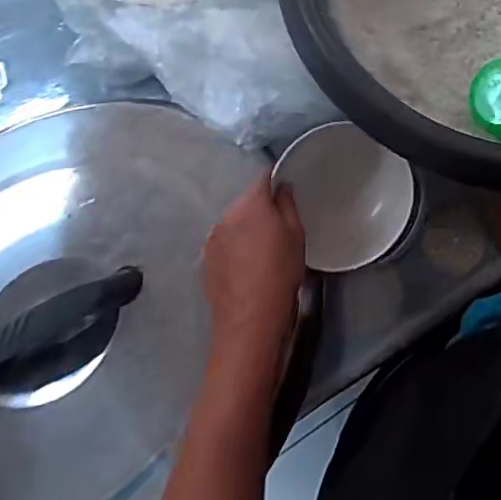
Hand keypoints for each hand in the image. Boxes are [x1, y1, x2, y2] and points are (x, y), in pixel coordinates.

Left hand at [202, 178, 305, 347]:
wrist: (249, 320)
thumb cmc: (280, 274)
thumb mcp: (296, 235)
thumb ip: (288, 205)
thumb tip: (282, 188)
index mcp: (250, 205)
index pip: (262, 178)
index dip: (275, 182)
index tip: (286, 194)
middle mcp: (226, 215)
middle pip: (246, 201)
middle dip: (261, 208)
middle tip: (278, 228)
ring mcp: (212, 238)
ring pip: (234, 222)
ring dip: (246, 227)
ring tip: (261, 251)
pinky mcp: (205, 259)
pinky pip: (223, 242)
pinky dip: (234, 246)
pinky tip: (246, 266)